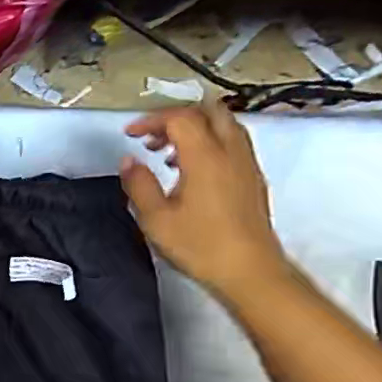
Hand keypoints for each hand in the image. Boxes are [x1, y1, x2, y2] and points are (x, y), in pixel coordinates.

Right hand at [120, 100, 292, 298]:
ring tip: (166, 151)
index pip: (180, 118)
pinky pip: (232, 142)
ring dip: (194, 128)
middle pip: (208, 111)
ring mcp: (246, 163)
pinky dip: (208, 142)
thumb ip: (139, 183)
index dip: (151, 120)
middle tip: (151, 135)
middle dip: (176, 116)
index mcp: (206, 156)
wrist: (249, 270)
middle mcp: (231, 152)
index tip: (130, 133)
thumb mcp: (155, 217)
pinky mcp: (252, 178)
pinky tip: (190, 168)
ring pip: (223, 124)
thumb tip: (129, 161)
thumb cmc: (200, 245)